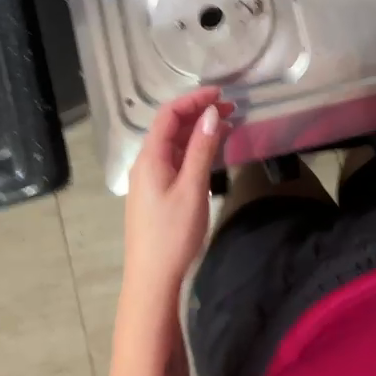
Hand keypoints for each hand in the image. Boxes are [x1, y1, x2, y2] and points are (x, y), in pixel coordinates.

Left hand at [124, 86, 227, 294]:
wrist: (152, 280)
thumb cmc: (172, 234)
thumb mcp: (192, 188)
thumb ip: (201, 149)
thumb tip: (211, 113)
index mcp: (149, 157)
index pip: (168, 114)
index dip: (193, 99)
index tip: (221, 94)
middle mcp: (146, 163)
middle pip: (170, 126)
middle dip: (197, 112)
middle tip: (230, 108)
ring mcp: (150, 179)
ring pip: (173, 143)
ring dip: (197, 130)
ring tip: (226, 124)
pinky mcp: (157, 193)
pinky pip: (175, 159)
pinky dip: (193, 149)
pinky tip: (211, 151)